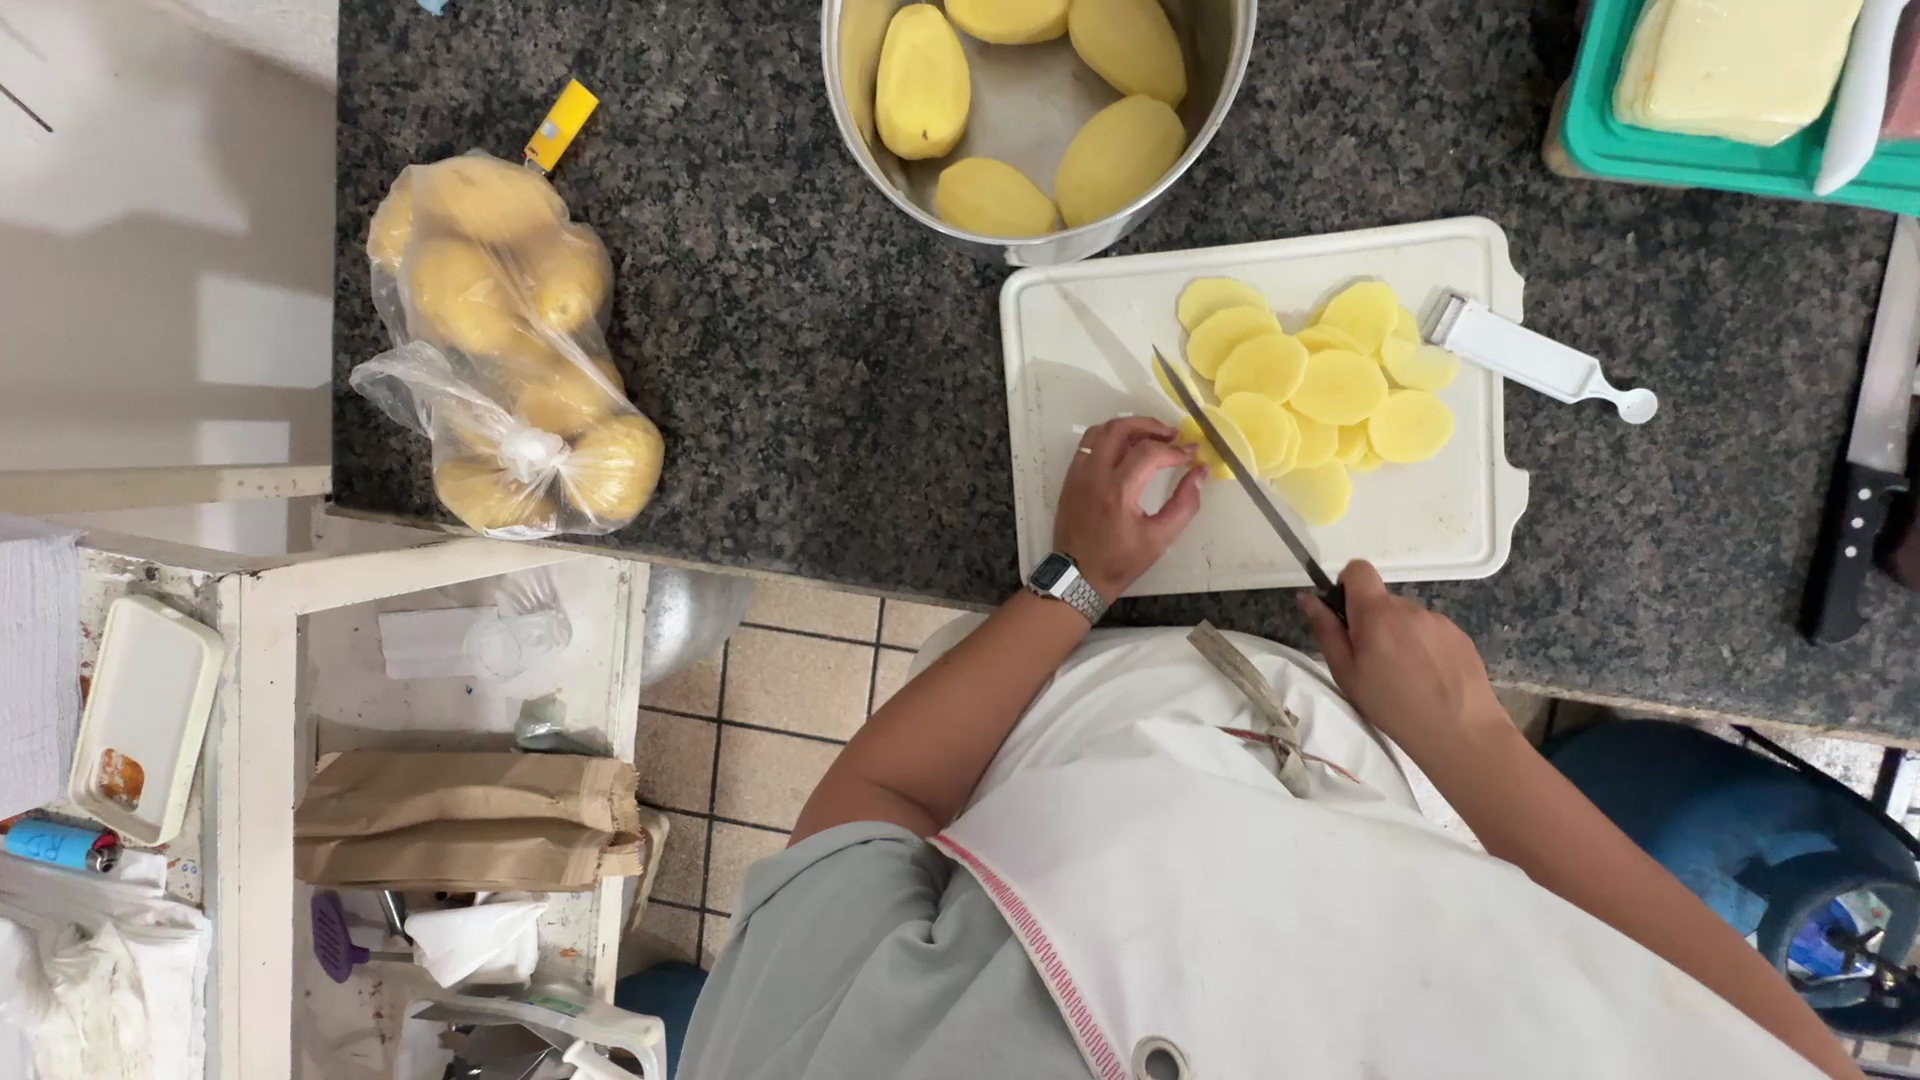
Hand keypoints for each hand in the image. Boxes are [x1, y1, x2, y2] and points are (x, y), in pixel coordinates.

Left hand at [1053, 416, 1205, 600]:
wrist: (1078, 576)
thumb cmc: (1120, 561)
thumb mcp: (1160, 538)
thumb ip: (1184, 504)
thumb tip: (1200, 472)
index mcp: (1117, 492)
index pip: (1149, 453)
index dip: (1175, 450)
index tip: (1191, 454)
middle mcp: (1093, 476)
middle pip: (1120, 429)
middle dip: (1150, 426)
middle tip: (1171, 435)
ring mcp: (1077, 475)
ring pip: (1100, 432)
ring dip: (1127, 429)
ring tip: (1149, 439)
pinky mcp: (1069, 479)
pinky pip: (1087, 445)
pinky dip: (1108, 440)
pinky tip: (1125, 451)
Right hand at [1299, 560, 1510, 755]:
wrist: (1460, 731)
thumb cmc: (1390, 704)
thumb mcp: (1345, 672)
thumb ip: (1326, 630)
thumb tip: (1308, 598)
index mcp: (1376, 613)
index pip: (1358, 569)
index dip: (1347, 585)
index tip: (1346, 615)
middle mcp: (1408, 608)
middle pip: (1381, 600)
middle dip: (1372, 621)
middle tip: (1373, 661)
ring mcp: (1438, 620)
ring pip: (1406, 618)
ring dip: (1398, 635)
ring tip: (1404, 674)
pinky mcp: (1460, 635)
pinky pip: (1430, 631)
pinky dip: (1423, 646)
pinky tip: (1428, 677)